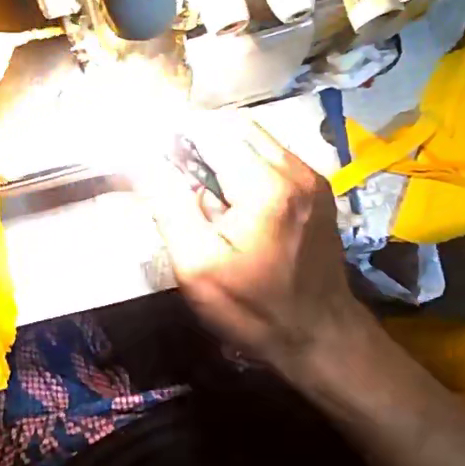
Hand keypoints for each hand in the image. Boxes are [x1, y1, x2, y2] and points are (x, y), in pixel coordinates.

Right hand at [138, 117, 368, 375]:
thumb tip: (144, 160)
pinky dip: (245, 165)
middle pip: (233, 128)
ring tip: (208, 195)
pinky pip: (271, 156)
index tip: (157, 162)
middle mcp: (295, 169)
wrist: (321, 337)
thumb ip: (169, 205)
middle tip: (181, 183)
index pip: (209, 131)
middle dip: (200, 145)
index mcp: (265, 186)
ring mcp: (311, 177)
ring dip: (223, 154)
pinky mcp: (317, 189)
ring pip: (253, 139)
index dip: (176, 140)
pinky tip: (235, 202)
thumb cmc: (253, 308)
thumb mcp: (197, 266)